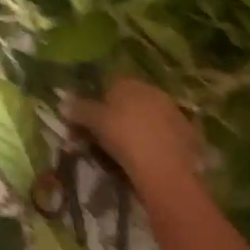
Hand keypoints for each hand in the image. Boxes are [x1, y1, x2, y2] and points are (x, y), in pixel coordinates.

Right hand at [67, 75, 201, 188]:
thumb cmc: (123, 137)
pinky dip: (157, 141)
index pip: (109, 84)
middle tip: (108, 137)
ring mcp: (172, 110)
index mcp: (128, 82)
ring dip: (139, 128)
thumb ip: (78, 109)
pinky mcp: (187, 132)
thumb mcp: (94, 122)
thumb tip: (62, 102)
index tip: (92, 121)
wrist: (165, 167)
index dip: (99, 102)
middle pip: (130, 100)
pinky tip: (151, 158)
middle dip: (120, 114)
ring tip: (130, 151)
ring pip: (148, 116)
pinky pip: (165, 133)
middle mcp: (151, 90)